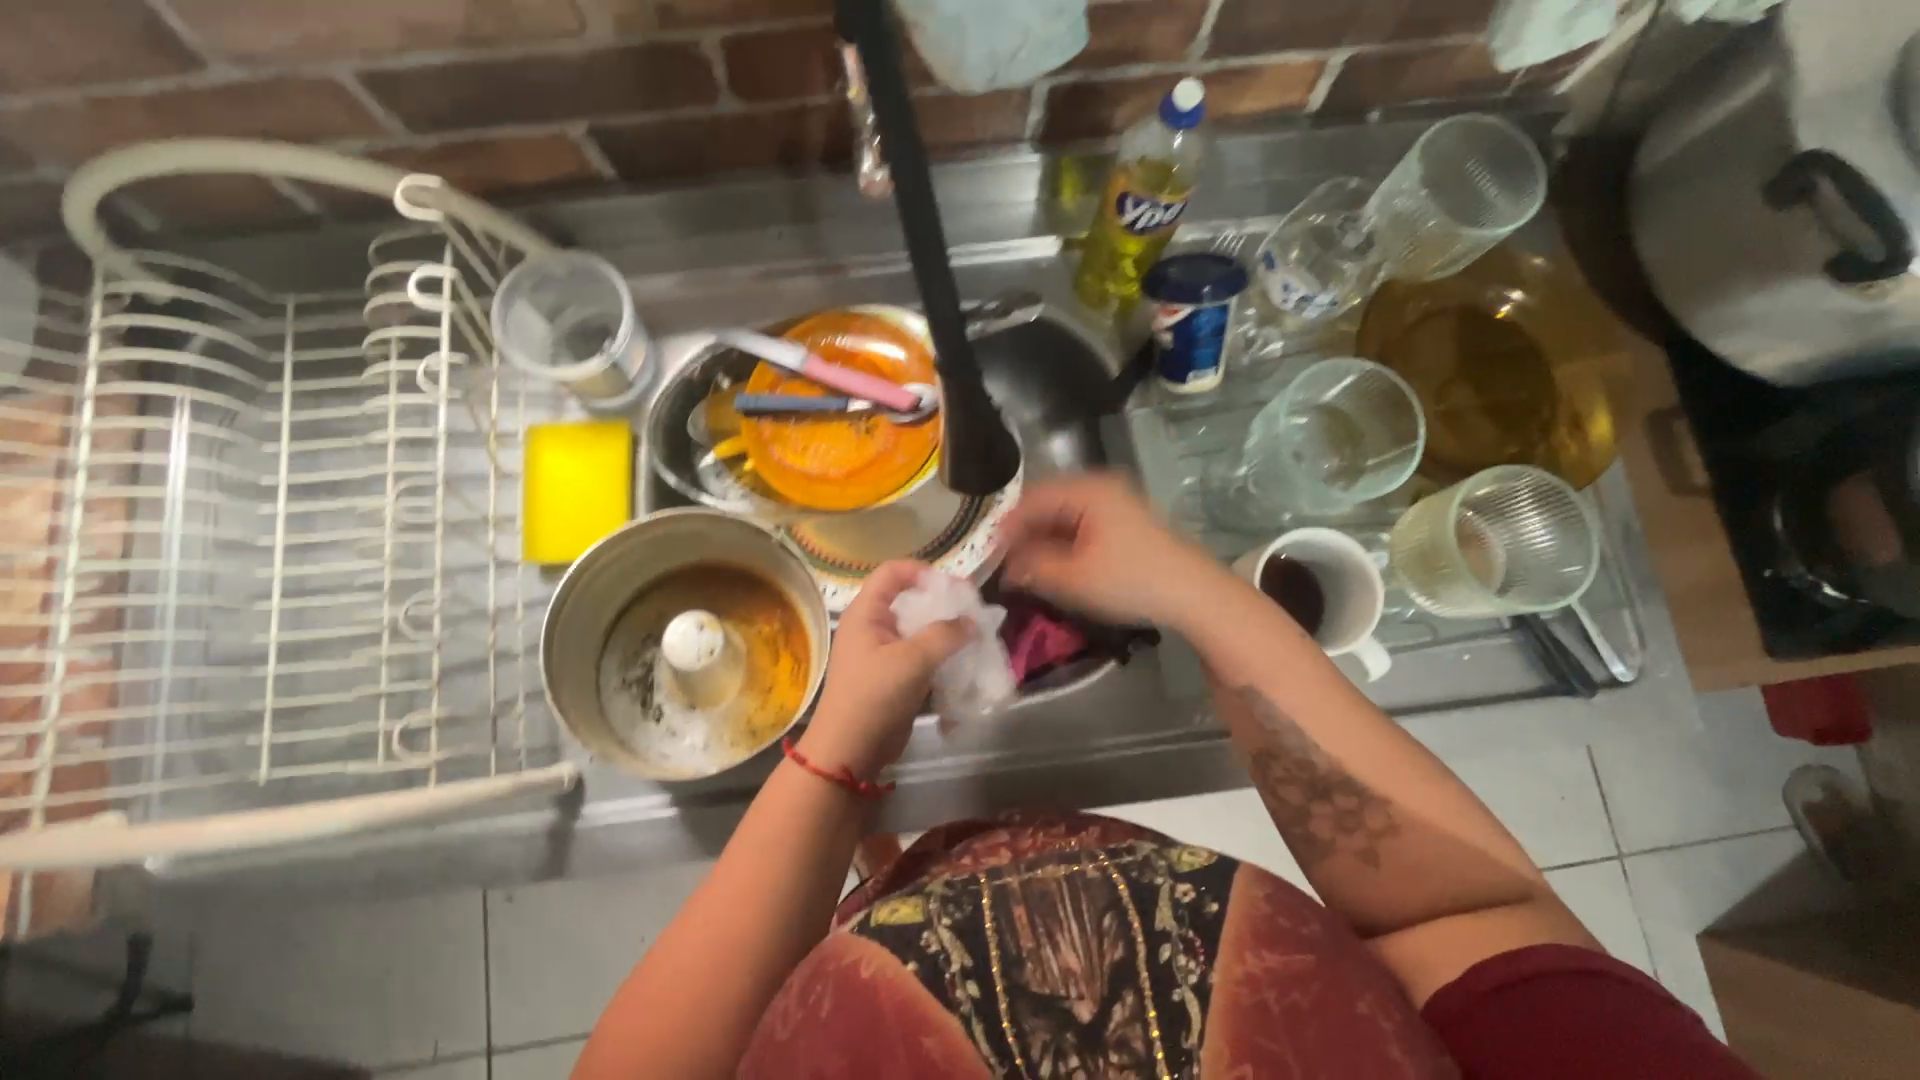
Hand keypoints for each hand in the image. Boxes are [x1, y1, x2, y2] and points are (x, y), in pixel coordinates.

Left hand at [801, 560, 970, 778]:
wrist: (851, 750)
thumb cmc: (874, 696)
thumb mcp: (912, 660)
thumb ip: (945, 635)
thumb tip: (972, 622)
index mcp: (866, 613)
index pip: (892, 572)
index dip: (921, 571)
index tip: (952, 587)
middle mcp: (873, 627)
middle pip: (909, 600)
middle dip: (942, 603)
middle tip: (972, 610)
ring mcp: (883, 653)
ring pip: (918, 630)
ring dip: (945, 631)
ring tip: (974, 635)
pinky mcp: (895, 677)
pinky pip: (921, 656)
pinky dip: (941, 655)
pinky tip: (964, 661)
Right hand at [997, 472, 1227, 627]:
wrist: (1192, 594)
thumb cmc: (1130, 581)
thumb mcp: (1074, 578)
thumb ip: (1033, 567)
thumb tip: (1007, 566)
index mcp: (1087, 491)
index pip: (1030, 499)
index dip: (1006, 527)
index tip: (987, 553)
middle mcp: (1100, 487)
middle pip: (1047, 505)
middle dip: (1023, 534)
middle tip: (1003, 564)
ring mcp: (1115, 503)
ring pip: (1064, 517)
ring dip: (1043, 541)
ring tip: (1025, 570)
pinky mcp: (1124, 522)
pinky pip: (1081, 525)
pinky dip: (1064, 544)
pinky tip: (1055, 568)